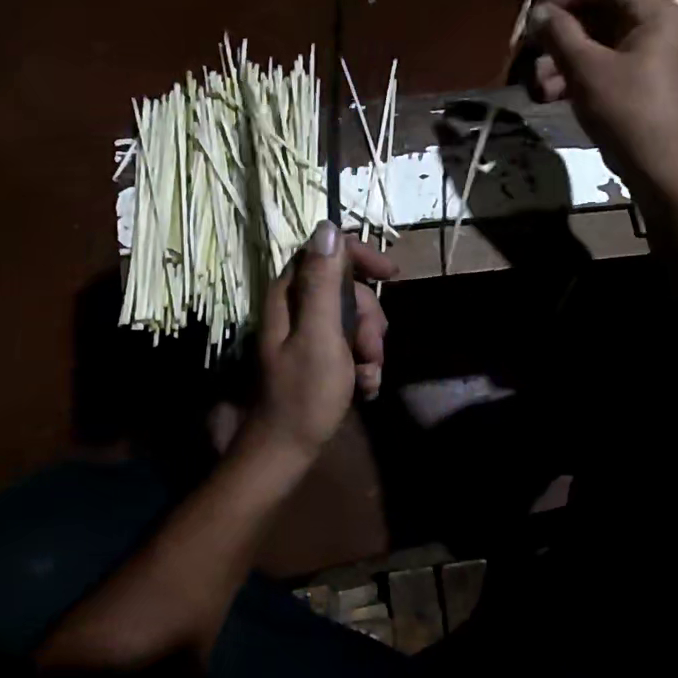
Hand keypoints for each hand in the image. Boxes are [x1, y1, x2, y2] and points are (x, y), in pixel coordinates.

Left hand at [246, 222, 395, 457]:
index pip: (324, 253)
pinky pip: (351, 344)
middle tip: (371, 349)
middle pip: (346, 290)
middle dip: (368, 318)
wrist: (288, 449)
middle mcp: (295, 308)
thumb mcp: (320, 335)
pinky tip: (365, 386)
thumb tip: (327, 228)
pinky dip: (363, 363)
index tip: (390, 274)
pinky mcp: (318, 355)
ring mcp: (307, 333)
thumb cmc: (304, 393)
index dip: (358, 256)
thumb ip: (323, 283)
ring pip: (354, 319)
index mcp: (288, 296)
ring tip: (368, 375)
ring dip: (370, 347)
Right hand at [528, 0, 677, 192]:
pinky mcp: (636, 84)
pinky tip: (551, 95)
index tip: (538, 7)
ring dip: (562, 60)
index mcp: (654, 13)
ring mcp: (646, 58)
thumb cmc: (625, 109)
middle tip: (531, 45)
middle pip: (600, 16)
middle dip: (561, 33)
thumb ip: (559, 34)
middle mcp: (655, 28)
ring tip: (537, 82)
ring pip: (597, 45)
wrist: (657, 164)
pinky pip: (602, 67)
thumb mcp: (586, 68)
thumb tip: (538, 12)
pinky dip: (576, 77)